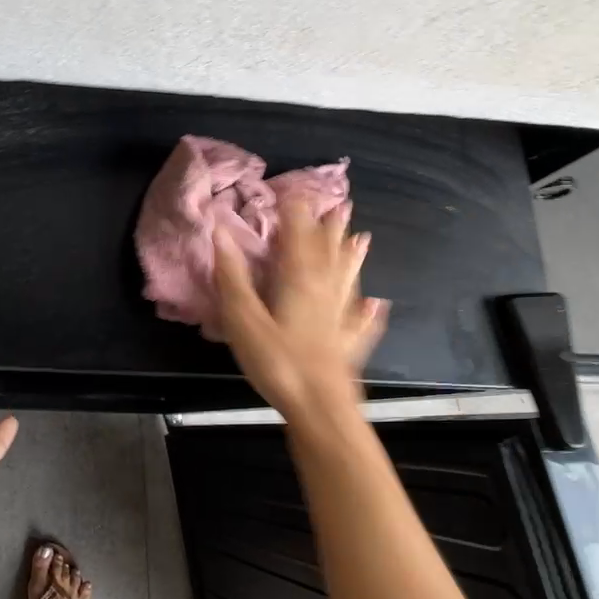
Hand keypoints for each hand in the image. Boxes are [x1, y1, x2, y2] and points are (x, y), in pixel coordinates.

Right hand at [213, 198, 390, 434]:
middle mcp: (325, 290)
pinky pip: (361, 319)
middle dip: (328, 228)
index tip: (293, 189)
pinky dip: (368, 309)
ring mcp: (341, 317)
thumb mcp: (243, 318)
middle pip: (327, 252)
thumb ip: (232, 275)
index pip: (298, 235)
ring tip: (361, 237)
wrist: (321, 408)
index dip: (296, 212)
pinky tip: (377, 304)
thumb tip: (220, 231)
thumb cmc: (278, 361)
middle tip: (337, 203)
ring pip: (347, 278)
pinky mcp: (349, 343)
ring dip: (352, 256)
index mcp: (298, 279)